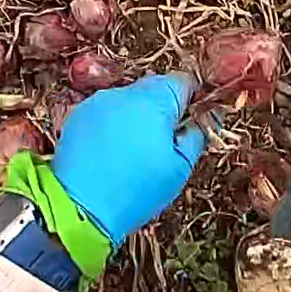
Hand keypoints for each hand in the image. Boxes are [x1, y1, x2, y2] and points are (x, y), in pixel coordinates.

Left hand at [53, 73, 208, 244]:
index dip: (194, 99)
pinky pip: (107, 111)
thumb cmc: (137, 189)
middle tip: (166, 143)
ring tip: (136, 151)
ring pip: (131, 100)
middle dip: (166, 109)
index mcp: (155, 99)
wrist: (79, 210)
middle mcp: (125, 92)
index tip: (193, 122)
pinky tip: (113, 152)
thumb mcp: (180, 166)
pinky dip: (115, 124)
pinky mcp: (79, 115)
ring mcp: (99, 101)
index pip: (185, 81)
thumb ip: (199, 132)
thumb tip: (211, 114)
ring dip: (139, 116)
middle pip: (157, 88)